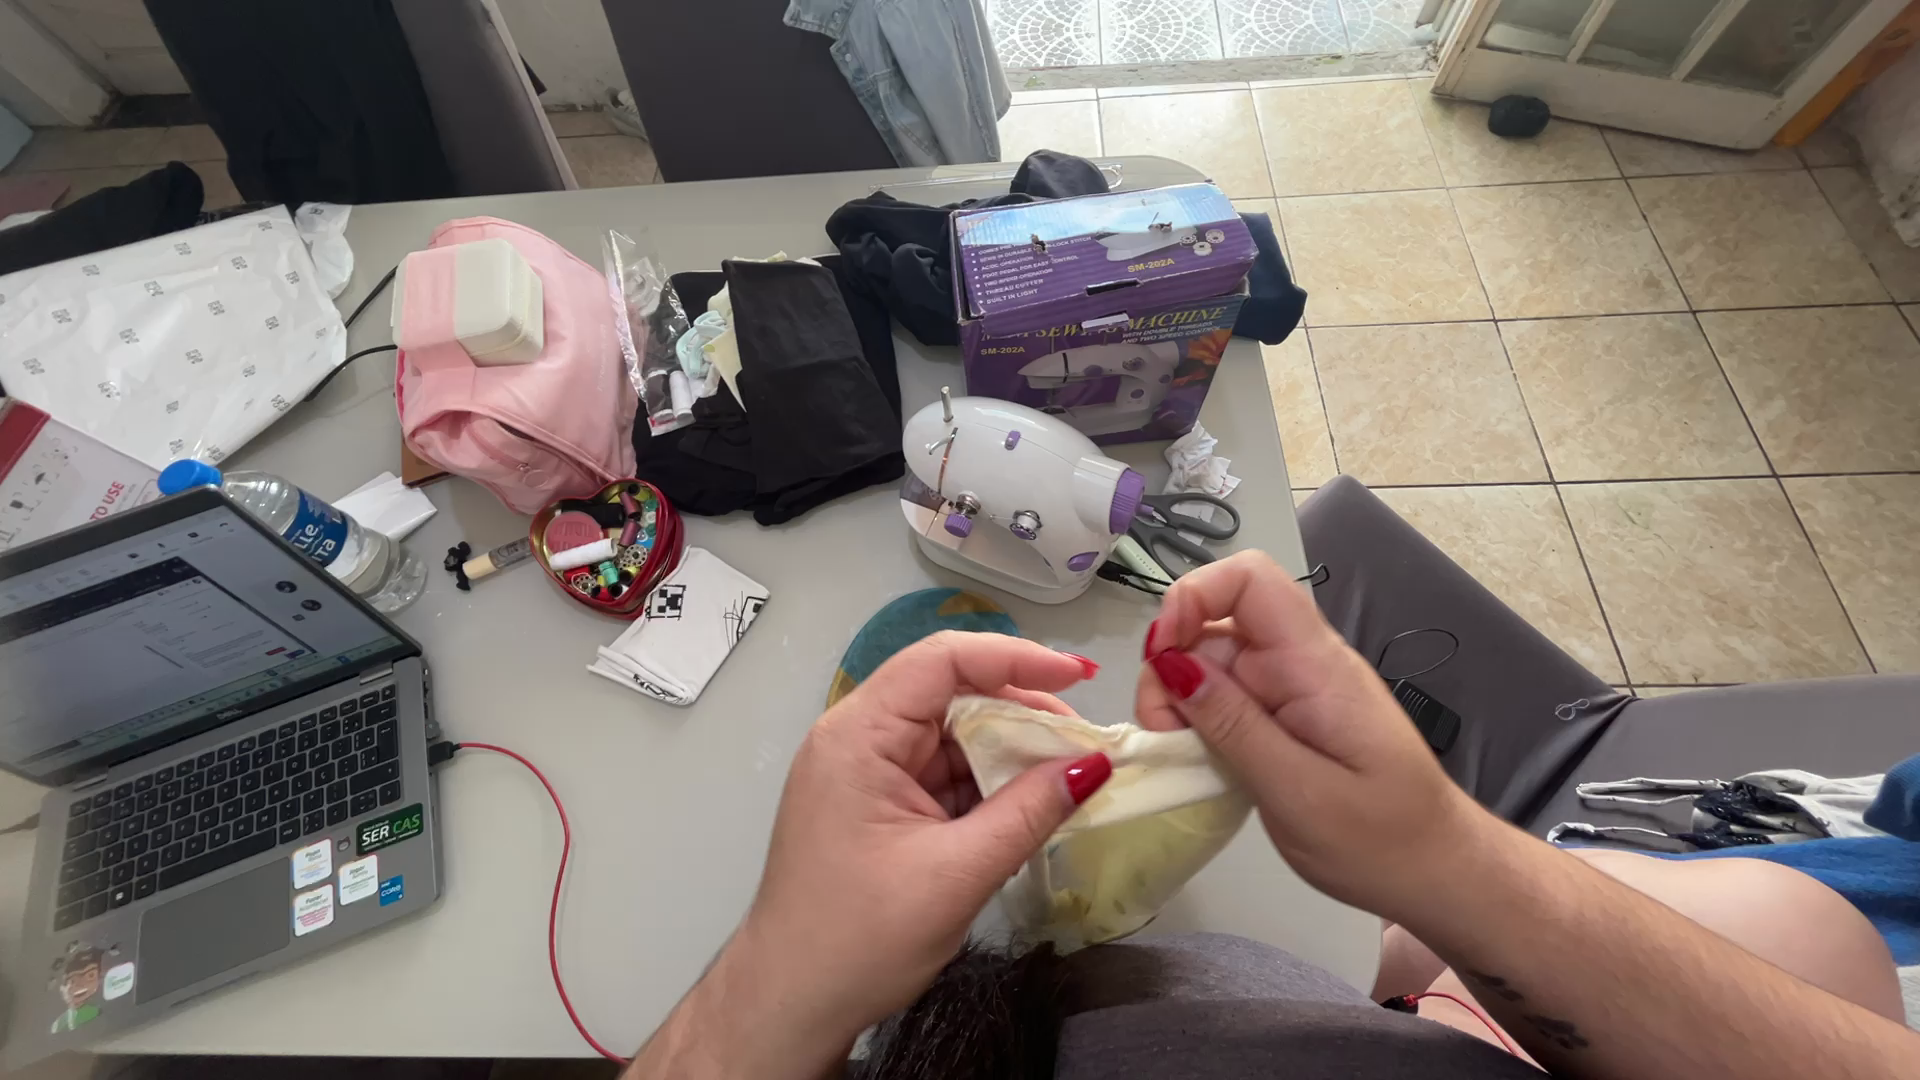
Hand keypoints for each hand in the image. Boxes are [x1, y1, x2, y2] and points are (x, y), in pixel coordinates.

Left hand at [730, 632, 1110, 1062]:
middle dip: (1020, 707)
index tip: (1075, 675)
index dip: (1013, 657)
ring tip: (1067, 768)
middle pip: (949, 690)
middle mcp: (859, 734)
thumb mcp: (956, 874)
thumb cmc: (859, 940)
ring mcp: (869, 766)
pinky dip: (987, 777)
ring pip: (951, 729)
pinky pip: (943, 766)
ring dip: (1008, 746)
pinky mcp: (881, 795)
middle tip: (1082, 738)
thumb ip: (1028, 813)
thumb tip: (1094, 766)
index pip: (940, 662)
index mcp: (859, 735)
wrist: (791, 1005)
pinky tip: (1028, 795)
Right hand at [1135, 550, 1488, 920]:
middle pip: (1210, 626)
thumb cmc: (1382, 841)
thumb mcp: (1300, 792)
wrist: (1435, 873)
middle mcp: (1294, 660)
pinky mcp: (1271, 713)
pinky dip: (1190, 722)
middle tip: (1164, 735)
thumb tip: (1170, 665)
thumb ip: (1233, 725)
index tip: (1163, 654)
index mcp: (1314, 663)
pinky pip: (1215, 697)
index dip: (1195, 596)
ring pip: (1202, 663)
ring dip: (1174, 702)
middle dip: (1168, 670)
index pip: (1249, 580)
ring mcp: (1281, 686)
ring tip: (1179, 756)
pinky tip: (1193, 760)